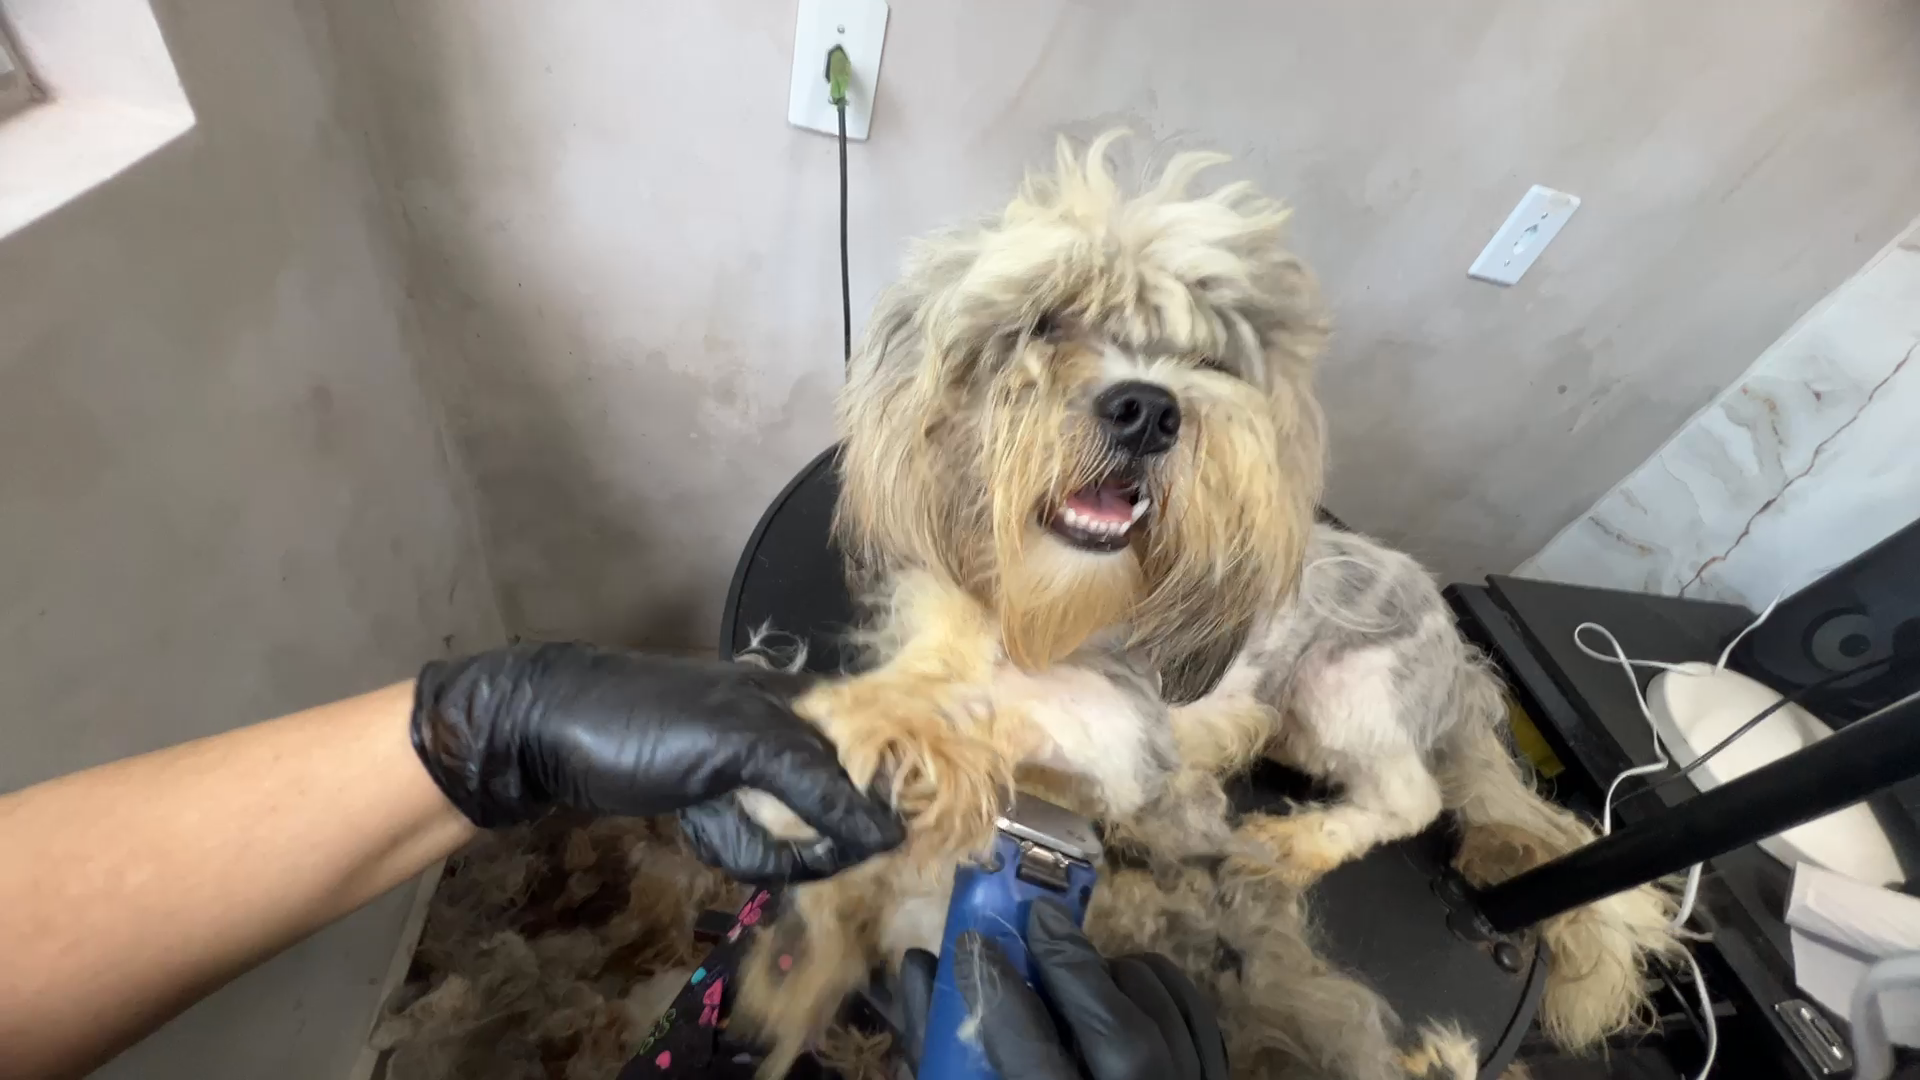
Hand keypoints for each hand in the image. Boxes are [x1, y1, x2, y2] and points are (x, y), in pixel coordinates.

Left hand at [410, 642, 903, 882]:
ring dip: (755, 842)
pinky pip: (754, 837)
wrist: (546, 731)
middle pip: (837, 806)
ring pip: (795, 831)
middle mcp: (796, 732)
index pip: (877, 757)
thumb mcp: (742, 744)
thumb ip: (815, 782)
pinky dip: (729, 841)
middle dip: (799, 835)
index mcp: (811, 700)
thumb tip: (888, 831)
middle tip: (749, 821)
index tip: (858, 843)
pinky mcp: (728, 796)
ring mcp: (760, 769)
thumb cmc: (651, 723)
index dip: (871, 806)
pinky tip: (699, 819)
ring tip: (711, 816)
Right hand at [887, 899, 1228, 1079]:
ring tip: (1076, 961)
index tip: (972, 942)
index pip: (1037, 1064)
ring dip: (1116, 973)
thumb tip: (918, 963)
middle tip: (1038, 915)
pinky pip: (1194, 1015)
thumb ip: (937, 1047)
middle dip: (1076, 969)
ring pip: (1162, 1021)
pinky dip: (1157, 983)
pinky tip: (1123, 978)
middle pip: (1125, 1044)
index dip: (1003, 999)